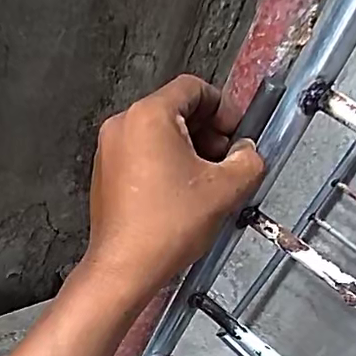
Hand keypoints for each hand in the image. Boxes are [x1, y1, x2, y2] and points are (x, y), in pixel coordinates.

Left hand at [80, 75, 265, 299]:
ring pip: (159, 135)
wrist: (125, 267)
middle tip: (225, 160)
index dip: (223, 108)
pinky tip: (181, 196)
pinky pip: (143, 157)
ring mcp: (110, 152)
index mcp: (148, 116)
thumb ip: (249, 159)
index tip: (236, 130)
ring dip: (188, 151)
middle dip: (207, 132)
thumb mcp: (226, 189)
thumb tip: (249, 152)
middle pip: (175, 110)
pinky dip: (165, 167)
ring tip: (205, 183)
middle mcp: (123, 127)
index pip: (194, 88)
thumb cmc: (162, 229)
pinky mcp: (106, 176)